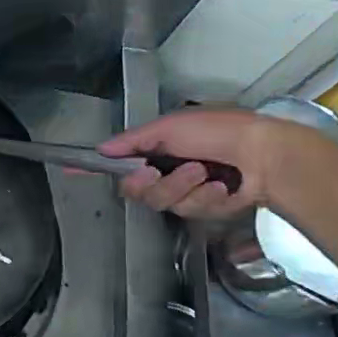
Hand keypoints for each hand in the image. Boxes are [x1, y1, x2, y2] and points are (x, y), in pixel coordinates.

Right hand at [99, 108, 314, 219]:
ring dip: (180, 186)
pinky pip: (187, 210)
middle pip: (133, 188)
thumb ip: (132, 140)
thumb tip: (102, 149)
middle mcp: (165, 170)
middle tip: (155, 173)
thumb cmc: (220, 131)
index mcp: (156, 147)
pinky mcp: (203, 210)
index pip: (117, 159)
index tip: (69, 170)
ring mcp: (183, 191)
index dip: (93, 166)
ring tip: (205, 173)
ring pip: (158, 201)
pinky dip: (205, 197)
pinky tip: (223, 188)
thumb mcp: (171, 126)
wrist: (268, 156)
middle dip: (144, 182)